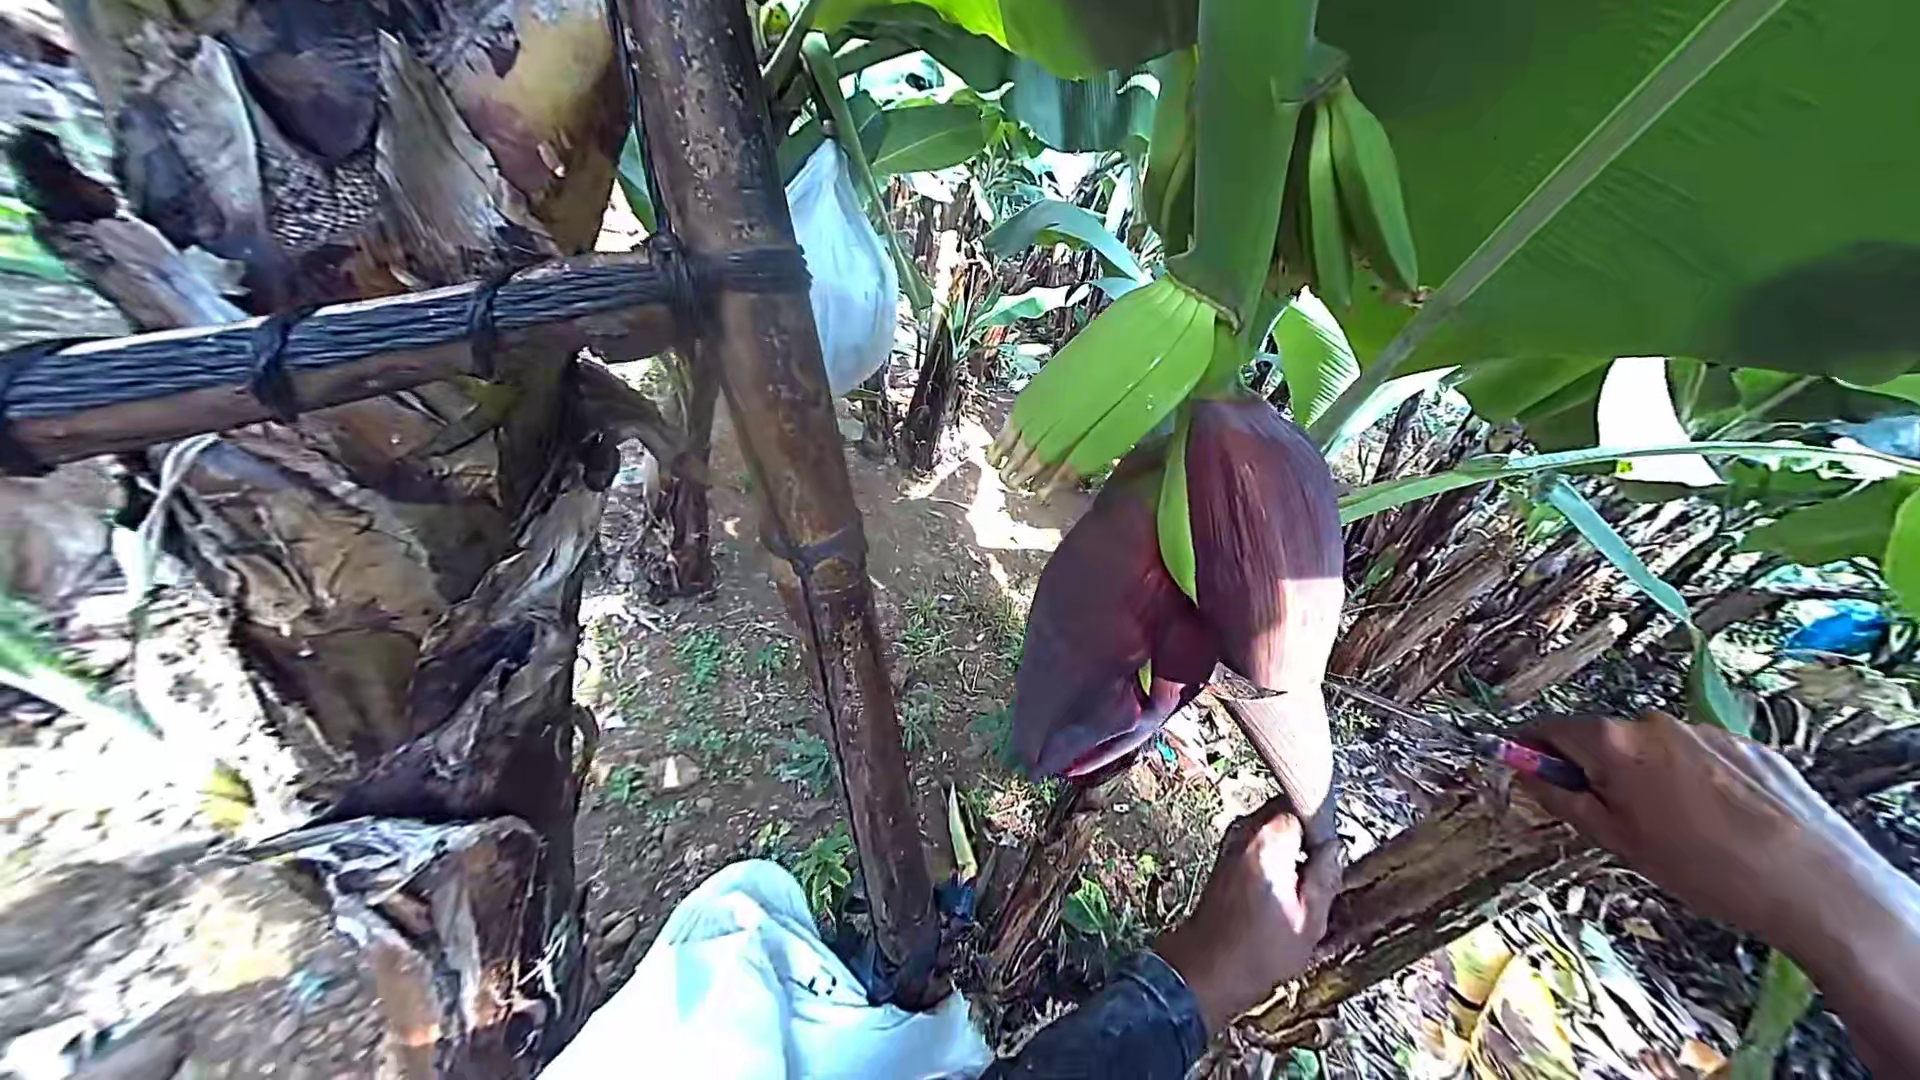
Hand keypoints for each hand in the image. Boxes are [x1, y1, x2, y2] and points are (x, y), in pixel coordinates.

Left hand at [1154, 797, 1340, 1031]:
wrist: (1213, 963)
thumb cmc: (1260, 948)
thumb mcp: (1310, 918)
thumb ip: (1325, 875)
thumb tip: (1336, 846)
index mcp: (1267, 840)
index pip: (1302, 808)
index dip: (1322, 829)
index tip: (1333, 852)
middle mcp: (1244, 831)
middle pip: (1285, 813)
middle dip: (1306, 835)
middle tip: (1322, 870)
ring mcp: (1231, 840)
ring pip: (1271, 827)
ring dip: (1290, 846)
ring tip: (1302, 885)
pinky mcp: (1226, 854)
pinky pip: (1258, 841)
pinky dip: (1274, 855)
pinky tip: (1282, 888)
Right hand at [1519, 712, 1919, 1075]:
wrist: (1831, 898)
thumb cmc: (1707, 869)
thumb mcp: (1611, 837)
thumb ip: (1555, 794)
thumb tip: (1523, 770)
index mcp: (1611, 741)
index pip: (1544, 728)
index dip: (1531, 750)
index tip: (1531, 771)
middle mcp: (1654, 725)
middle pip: (1598, 737)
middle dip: (1593, 766)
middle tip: (1610, 811)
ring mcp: (1708, 733)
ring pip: (1650, 746)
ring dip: (1644, 772)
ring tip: (1674, 821)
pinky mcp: (1754, 748)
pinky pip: (1699, 754)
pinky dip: (1692, 777)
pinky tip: (1715, 817)